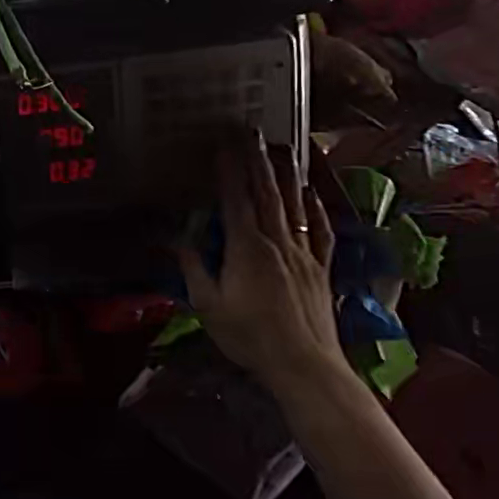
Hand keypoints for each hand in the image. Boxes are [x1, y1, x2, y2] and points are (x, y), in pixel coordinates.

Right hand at [178, 134, 344, 394]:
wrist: (306, 367)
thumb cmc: (249, 336)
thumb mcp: (207, 304)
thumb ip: (193, 267)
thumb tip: (177, 236)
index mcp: (247, 249)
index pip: (236, 200)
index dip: (228, 170)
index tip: (221, 144)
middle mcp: (278, 243)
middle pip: (266, 193)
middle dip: (256, 160)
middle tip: (250, 132)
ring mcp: (305, 254)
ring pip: (295, 205)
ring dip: (285, 174)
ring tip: (280, 148)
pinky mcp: (321, 268)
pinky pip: (321, 230)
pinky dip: (316, 207)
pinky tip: (311, 192)